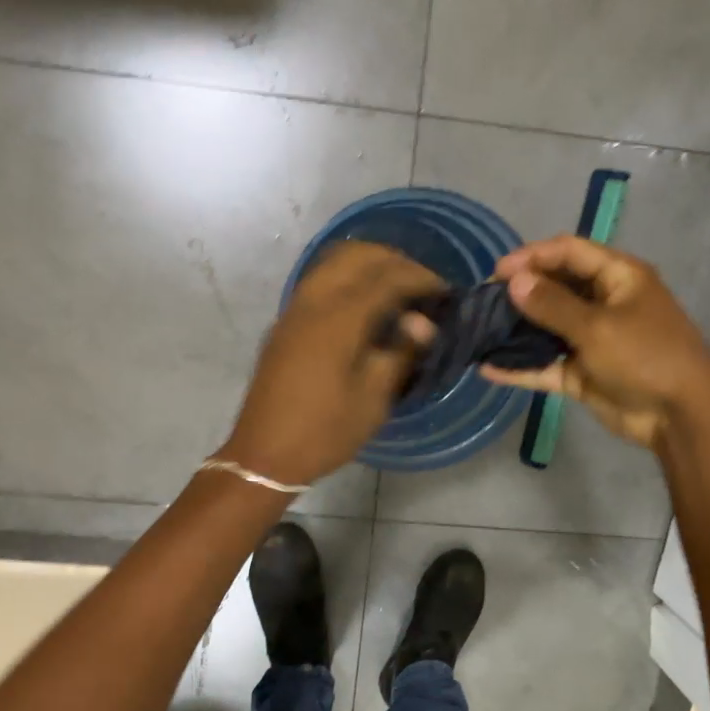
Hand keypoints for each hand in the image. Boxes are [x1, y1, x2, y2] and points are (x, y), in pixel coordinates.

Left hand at [217, 242, 441, 483]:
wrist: (264, 455)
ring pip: (333, 263)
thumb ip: (400, 352)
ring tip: (396, 291)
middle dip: (394, 261)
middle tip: (421, 286)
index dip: (420, 278)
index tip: (445, 292)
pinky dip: (347, 279)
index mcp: (338, 319)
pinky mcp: (285, 325)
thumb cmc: (324, 432)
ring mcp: (293, 311)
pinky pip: (319, 282)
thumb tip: (422, 323)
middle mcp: (312, 302)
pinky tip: (365, 307)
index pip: (387, 277)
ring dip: (368, 265)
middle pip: (357, 255)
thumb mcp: (372, 399)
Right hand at [482, 236, 709, 448]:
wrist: (678, 415)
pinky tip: (488, 368)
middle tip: (483, 303)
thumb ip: (553, 305)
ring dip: (516, 330)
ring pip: (547, 328)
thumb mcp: (598, 327)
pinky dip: (520, 367)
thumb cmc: (646, 357)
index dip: (532, 256)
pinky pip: (545, 365)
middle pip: (555, 288)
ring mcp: (591, 340)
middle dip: (520, 293)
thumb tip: (513, 282)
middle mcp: (603, 302)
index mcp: (618, 277)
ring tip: (479, 331)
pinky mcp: (582, 374)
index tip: (496, 272)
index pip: (569, 252)